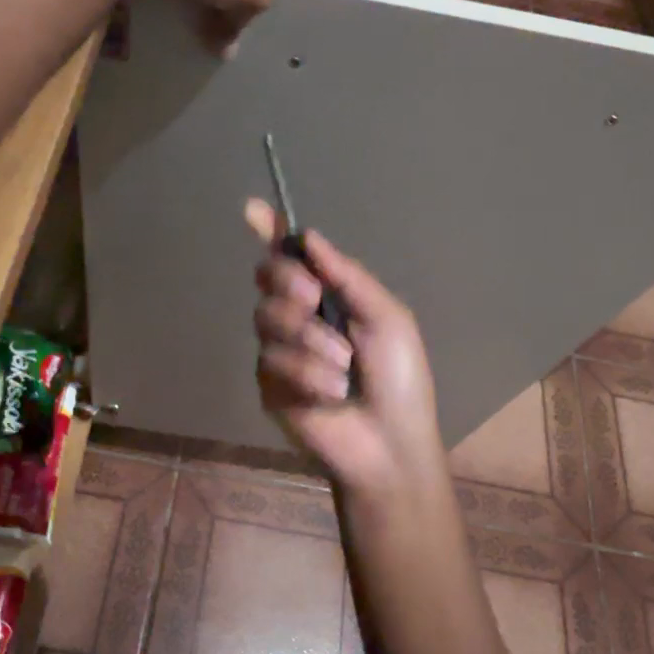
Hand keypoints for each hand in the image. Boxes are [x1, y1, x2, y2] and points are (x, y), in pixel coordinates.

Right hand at [244, 198, 443, 493]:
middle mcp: (298, 316)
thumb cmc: (400, 379)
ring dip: (311, 342)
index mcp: (330, 296)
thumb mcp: (387, 319)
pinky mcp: (268, 385)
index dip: (269, 230)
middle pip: (268, 276)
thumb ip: (348, 276)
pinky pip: (271, 362)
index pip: (292, 256)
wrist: (390, 443)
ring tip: (343, 369)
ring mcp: (279, 351)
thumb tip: (309, 236)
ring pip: (267, 318)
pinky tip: (330, 395)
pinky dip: (306, 375)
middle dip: (289, 283)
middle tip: (314, 301)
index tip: (252, 209)